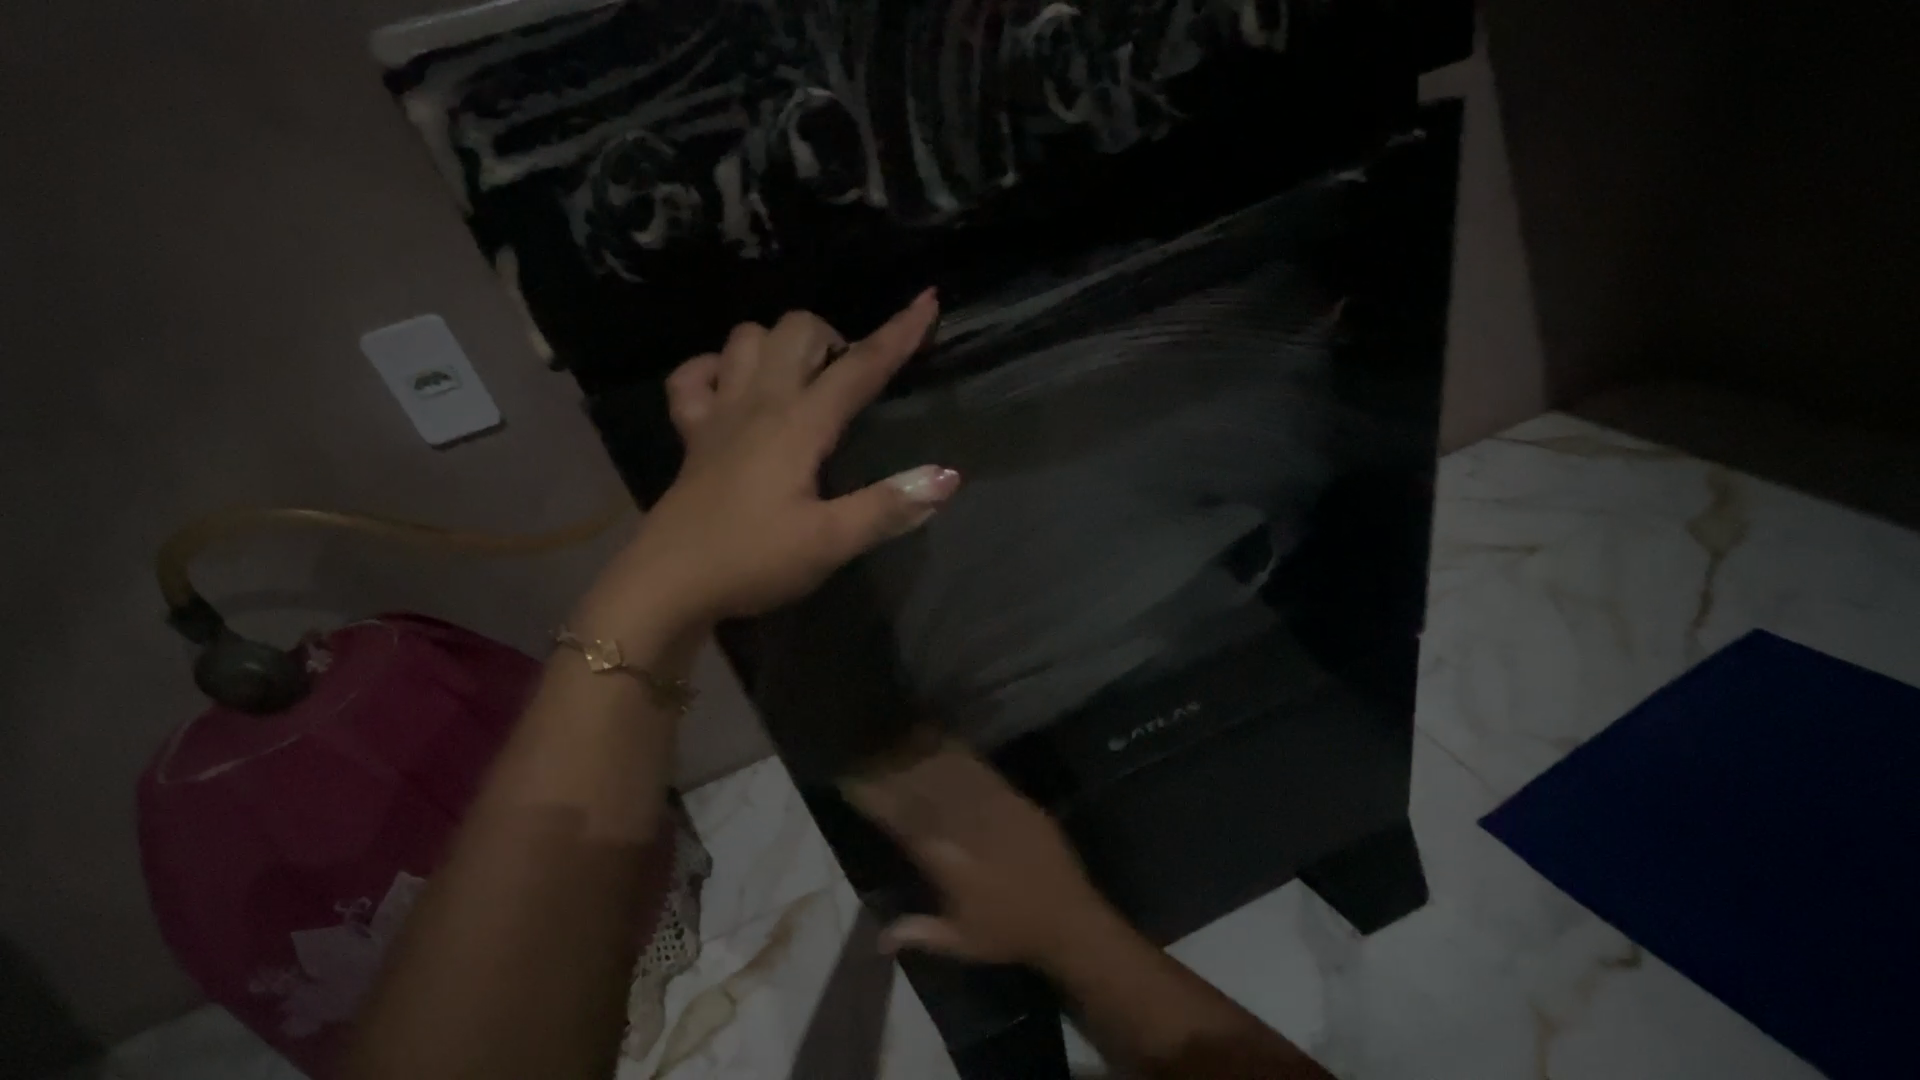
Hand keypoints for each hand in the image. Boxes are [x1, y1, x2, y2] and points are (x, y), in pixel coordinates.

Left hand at [579, 290, 959, 635]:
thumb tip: (948, 476)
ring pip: (745, 340)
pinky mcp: (690, 436)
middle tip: (851, 378)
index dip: (898, 333)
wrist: (667, 585)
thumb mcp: (829, 543)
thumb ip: (888, 506)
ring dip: (779, 344)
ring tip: (802, 378)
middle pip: (796, 330)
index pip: (859, 366)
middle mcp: (758, 403)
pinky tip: (732, 389)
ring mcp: (718, 414)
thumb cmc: (752, 562)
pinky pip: (693, 378)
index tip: (928, 301)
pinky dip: (714, 370)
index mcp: (798, 424)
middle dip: (833, 336)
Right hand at [846, 741, 1121, 970]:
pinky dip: (963, 756)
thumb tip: (879, 940)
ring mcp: (995, 809)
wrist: (1068, 920)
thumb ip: (918, 933)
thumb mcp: (961, 941)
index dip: (876, 797)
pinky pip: (984, 773)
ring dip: (924, 755)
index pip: (902, 820)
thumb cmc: (1009, 934)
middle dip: (895, 767)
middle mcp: (966, 827)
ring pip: (952, 775)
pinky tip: (948, 742)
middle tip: (872, 749)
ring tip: (901, 736)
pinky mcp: (1017, 801)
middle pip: (923, 789)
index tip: (853, 779)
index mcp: (946, 859)